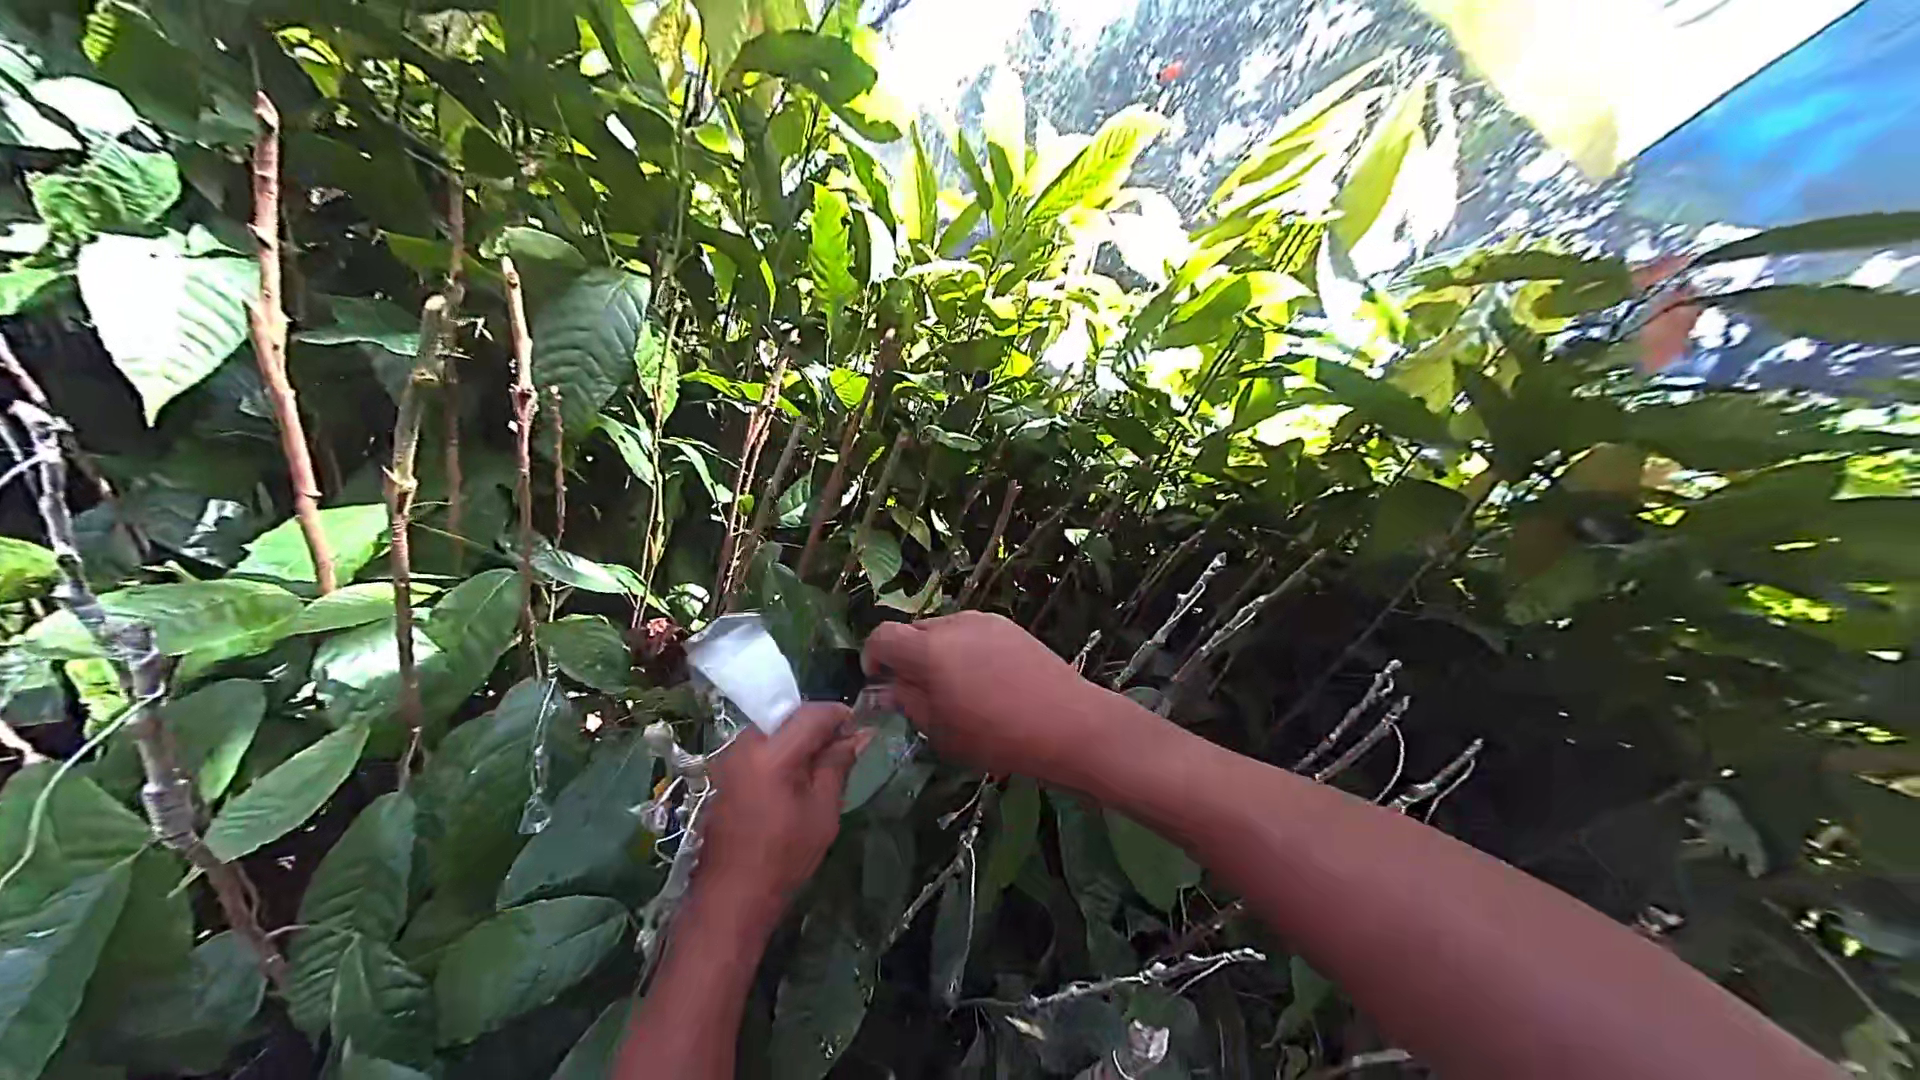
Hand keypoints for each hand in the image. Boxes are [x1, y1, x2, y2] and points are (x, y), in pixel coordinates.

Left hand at [695, 703, 862, 920]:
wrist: (731, 897)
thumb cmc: (783, 857)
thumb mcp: (823, 810)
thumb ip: (838, 763)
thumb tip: (860, 734)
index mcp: (771, 753)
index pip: (811, 713)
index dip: (839, 715)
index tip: (858, 729)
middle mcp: (745, 745)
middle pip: (789, 715)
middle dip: (818, 724)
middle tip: (842, 746)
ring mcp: (729, 758)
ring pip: (773, 728)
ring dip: (799, 736)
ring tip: (820, 763)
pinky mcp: (723, 772)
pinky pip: (758, 745)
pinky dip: (780, 749)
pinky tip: (794, 775)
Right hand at [862, 612, 1115, 785]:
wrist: (1068, 722)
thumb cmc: (999, 736)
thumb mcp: (943, 731)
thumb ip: (910, 703)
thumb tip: (891, 687)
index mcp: (929, 649)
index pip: (882, 636)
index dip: (872, 656)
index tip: (880, 680)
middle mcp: (953, 624)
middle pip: (913, 631)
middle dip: (907, 657)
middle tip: (920, 691)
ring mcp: (984, 620)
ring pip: (944, 631)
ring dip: (937, 653)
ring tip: (957, 687)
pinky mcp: (1008, 625)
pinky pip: (972, 632)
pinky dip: (965, 650)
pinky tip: (987, 679)